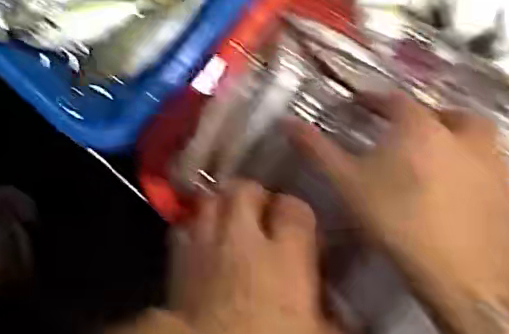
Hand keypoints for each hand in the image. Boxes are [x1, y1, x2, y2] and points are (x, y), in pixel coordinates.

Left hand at [165, 181, 335, 333]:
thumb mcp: (322, 332)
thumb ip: (330, 308)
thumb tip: (333, 298)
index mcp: (285, 257)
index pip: (293, 209)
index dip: (298, 211)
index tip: (303, 223)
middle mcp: (240, 235)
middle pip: (244, 189)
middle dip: (256, 195)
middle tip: (265, 212)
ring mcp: (203, 233)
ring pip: (210, 195)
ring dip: (224, 201)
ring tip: (235, 216)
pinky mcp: (176, 241)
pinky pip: (188, 216)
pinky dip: (199, 219)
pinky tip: (208, 233)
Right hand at [291, 93, 508, 333]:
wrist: (464, 280)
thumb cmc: (396, 216)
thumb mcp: (342, 178)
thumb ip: (314, 145)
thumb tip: (287, 121)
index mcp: (423, 131)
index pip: (399, 100)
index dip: (375, 98)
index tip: (356, 105)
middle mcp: (467, 147)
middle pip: (465, 118)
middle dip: (438, 116)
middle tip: (409, 125)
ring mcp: (499, 179)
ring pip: (487, 149)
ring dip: (459, 145)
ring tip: (427, 158)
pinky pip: (494, 179)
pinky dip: (472, 176)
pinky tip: (449, 192)